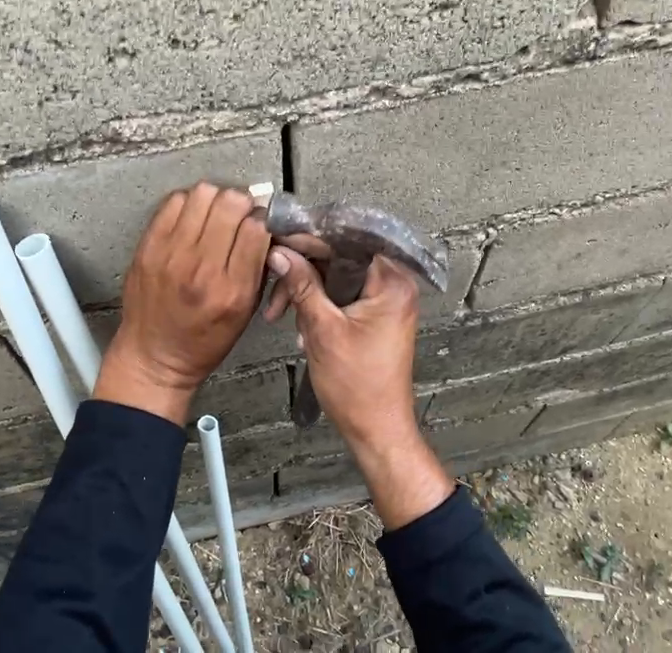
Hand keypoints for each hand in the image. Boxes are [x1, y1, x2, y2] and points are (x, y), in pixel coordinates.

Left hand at [93, 183, 268, 424]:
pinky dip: (188, 203)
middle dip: (242, 203)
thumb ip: (258, 267)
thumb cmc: (204, 340)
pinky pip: (173, 202)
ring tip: (215, 214)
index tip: (261, 221)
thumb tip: (264, 224)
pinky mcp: (148, 247)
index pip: (257, 227)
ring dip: (215, 199)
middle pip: (231, 202)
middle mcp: (202, 267)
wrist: (154, 358)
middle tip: (239, 214)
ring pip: (203, 194)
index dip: (263, 218)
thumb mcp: (246, 312)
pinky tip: (191, 219)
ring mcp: (171, 254)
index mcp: (233, 289)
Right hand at [265, 249, 454, 527]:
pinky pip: (343, 295)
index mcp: (392, 282)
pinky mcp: (376, 315)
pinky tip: (301, 326)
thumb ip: (302, 285)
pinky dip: (320, 305)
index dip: (311, 240)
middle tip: (276, 287)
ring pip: (337, 277)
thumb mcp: (322, 330)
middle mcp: (394, 285)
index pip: (348, 240)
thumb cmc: (359, 387)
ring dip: (307, 291)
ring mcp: (386, 300)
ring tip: (283, 314)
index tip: (281, 243)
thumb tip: (280, 253)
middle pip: (341, 258)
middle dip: (304, 272)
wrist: (376, 430)